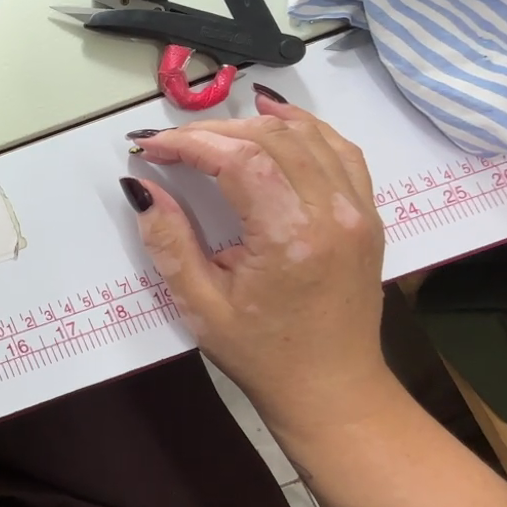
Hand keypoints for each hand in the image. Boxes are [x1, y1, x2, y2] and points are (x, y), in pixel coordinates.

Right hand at [124, 86, 395, 440]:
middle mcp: (334, 214)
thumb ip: (169, 240)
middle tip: (166, 145)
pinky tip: (273, 118)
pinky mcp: (365, 214)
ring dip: (251, 124)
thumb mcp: (197, 304)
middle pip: (272, 139)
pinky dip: (303, 127)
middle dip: (210, 131)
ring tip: (205, 133)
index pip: (240, 159)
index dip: (189, 142)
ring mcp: (359, 211)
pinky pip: (340, 151)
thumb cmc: (259, 352)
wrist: (331, 387)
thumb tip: (140, 187)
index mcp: (291, 238)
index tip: (148, 146)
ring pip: (307, 136)